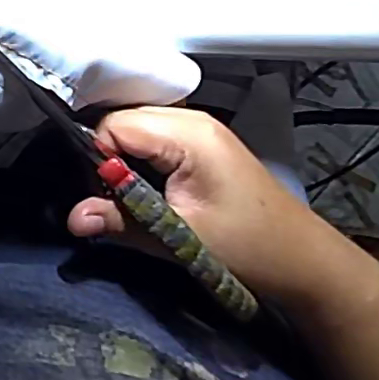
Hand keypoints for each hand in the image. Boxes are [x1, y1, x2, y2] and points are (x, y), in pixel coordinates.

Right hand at [65, 108, 372, 309]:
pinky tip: (147, 190)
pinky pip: (152, 137)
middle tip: (112, 199)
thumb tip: (73, 217)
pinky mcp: (200, 141)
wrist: (305, 260)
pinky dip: (139, 159)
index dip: (98, 158)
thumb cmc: (251, 247)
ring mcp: (198, 127)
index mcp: (188, 134)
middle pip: (122, 121)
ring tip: (130, 197)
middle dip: (108, 158)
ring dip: (123, 160)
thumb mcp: (179, 237)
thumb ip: (121, 221)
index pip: (114, 125)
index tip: (101, 195)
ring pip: (135, 128)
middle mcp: (191, 119)